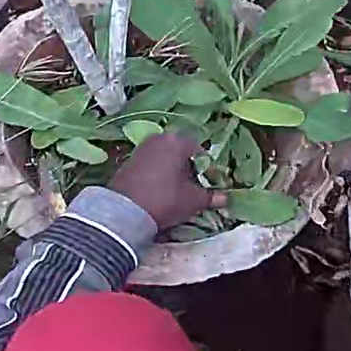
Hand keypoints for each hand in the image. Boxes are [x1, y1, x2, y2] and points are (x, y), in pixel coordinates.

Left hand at [109, 130, 225, 229]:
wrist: (124, 212)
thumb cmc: (165, 199)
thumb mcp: (193, 200)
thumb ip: (211, 197)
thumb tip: (226, 198)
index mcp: (176, 141)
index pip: (199, 150)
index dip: (207, 167)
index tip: (209, 183)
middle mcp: (158, 139)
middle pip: (180, 151)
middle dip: (188, 167)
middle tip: (193, 186)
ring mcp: (140, 149)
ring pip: (164, 157)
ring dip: (172, 170)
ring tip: (177, 189)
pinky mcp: (128, 161)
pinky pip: (150, 164)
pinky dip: (157, 174)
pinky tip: (159, 190)